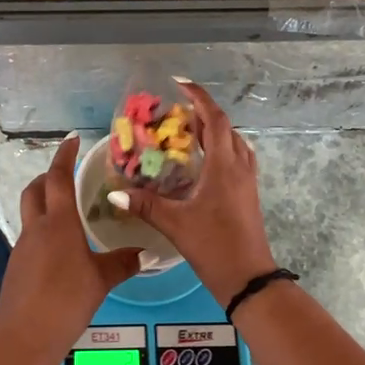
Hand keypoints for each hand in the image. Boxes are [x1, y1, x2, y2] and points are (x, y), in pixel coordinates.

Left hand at [0, 135, 142, 358]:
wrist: (25, 335)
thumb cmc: (66, 300)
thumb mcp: (101, 281)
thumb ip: (122, 263)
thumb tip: (145, 253)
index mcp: (59, 223)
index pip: (58, 178)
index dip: (64, 156)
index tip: (72, 139)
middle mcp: (37, 228)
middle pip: (35, 190)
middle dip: (47, 177)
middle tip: (66, 176)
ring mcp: (22, 247)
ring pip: (31, 214)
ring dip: (45, 205)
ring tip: (68, 215)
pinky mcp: (17, 267)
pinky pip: (30, 238)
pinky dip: (44, 233)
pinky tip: (61, 252)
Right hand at [109, 80, 278, 304]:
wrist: (249, 280)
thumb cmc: (214, 246)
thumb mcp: (175, 224)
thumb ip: (145, 205)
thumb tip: (115, 193)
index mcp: (224, 166)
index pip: (214, 119)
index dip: (199, 97)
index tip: (179, 83)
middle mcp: (239, 167)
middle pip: (225, 128)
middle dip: (203, 114)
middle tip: (176, 112)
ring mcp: (247, 182)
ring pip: (233, 143)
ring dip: (213, 132)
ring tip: (187, 133)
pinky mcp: (247, 195)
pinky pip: (236, 159)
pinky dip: (219, 150)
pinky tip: (201, 164)